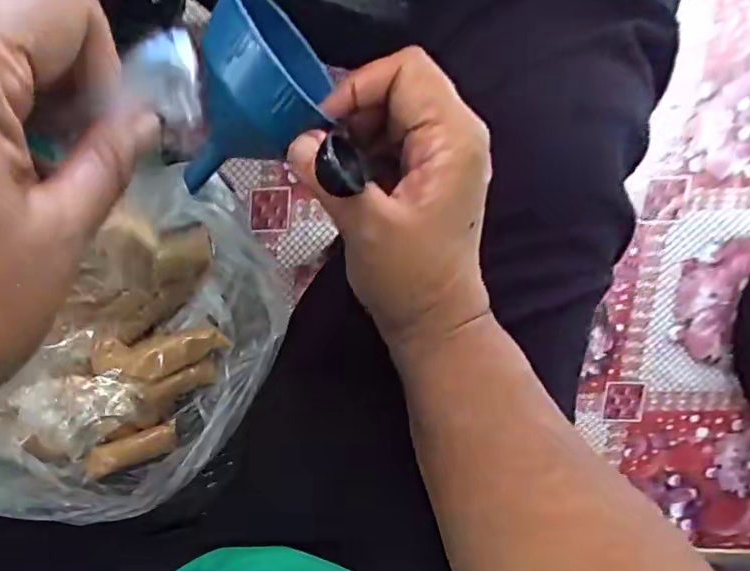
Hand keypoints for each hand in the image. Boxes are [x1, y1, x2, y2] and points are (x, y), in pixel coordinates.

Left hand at [0, 0, 159, 437]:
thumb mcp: (60, 232)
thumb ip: (109, 155)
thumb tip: (142, 118)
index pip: (63, 8)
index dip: (105, 70)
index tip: (111, 140)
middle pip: (20, 22)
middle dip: (67, 86)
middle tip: (85, 165)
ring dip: (33, 106)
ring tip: (44, 184)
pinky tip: (6, 179)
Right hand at [286, 48, 493, 353]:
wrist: (432, 321)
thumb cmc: (408, 278)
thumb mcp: (366, 227)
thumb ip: (331, 179)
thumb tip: (296, 144)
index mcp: (450, 137)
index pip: (405, 71)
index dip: (355, 89)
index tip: (316, 128)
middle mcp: (453, 135)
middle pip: (398, 89)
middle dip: (349, 114)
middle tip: (312, 151)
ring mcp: (441, 157)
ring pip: (390, 118)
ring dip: (351, 138)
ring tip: (322, 170)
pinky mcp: (426, 178)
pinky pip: (390, 147)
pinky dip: (360, 157)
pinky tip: (339, 182)